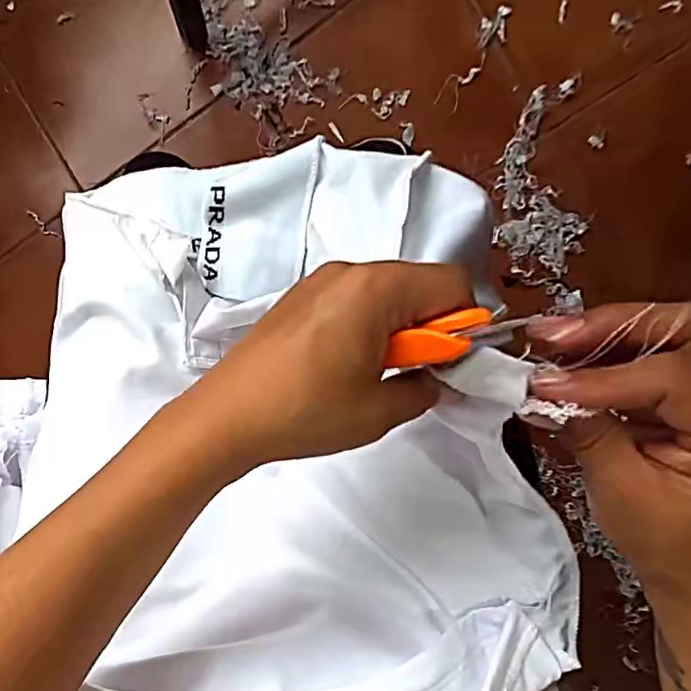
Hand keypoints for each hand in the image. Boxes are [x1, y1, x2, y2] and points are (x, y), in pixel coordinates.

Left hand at [185, 261, 474, 467]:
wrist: (225, 417)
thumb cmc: (302, 411)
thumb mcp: (380, 411)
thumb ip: (425, 388)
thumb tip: (435, 378)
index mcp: (375, 289)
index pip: (452, 283)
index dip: (465, 323)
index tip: (452, 361)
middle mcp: (348, 273)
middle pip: (420, 284)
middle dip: (431, 327)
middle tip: (414, 372)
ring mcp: (320, 282)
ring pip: (388, 293)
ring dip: (399, 328)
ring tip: (375, 375)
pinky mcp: (301, 298)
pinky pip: (355, 300)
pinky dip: (369, 326)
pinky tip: (346, 367)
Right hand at [525, 303, 690, 600]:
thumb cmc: (668, 544)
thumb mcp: (621, 490)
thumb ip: (589, 429)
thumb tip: (547, 388)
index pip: (674, 376)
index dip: (605, 375)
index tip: (549, 383)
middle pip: (686, 327)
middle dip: (615, 324)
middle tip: (556, 336)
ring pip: (674, 330)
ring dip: (611, 330)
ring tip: (557, 342)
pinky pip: (663, 351)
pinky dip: (616, 349)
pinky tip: (577, 358)